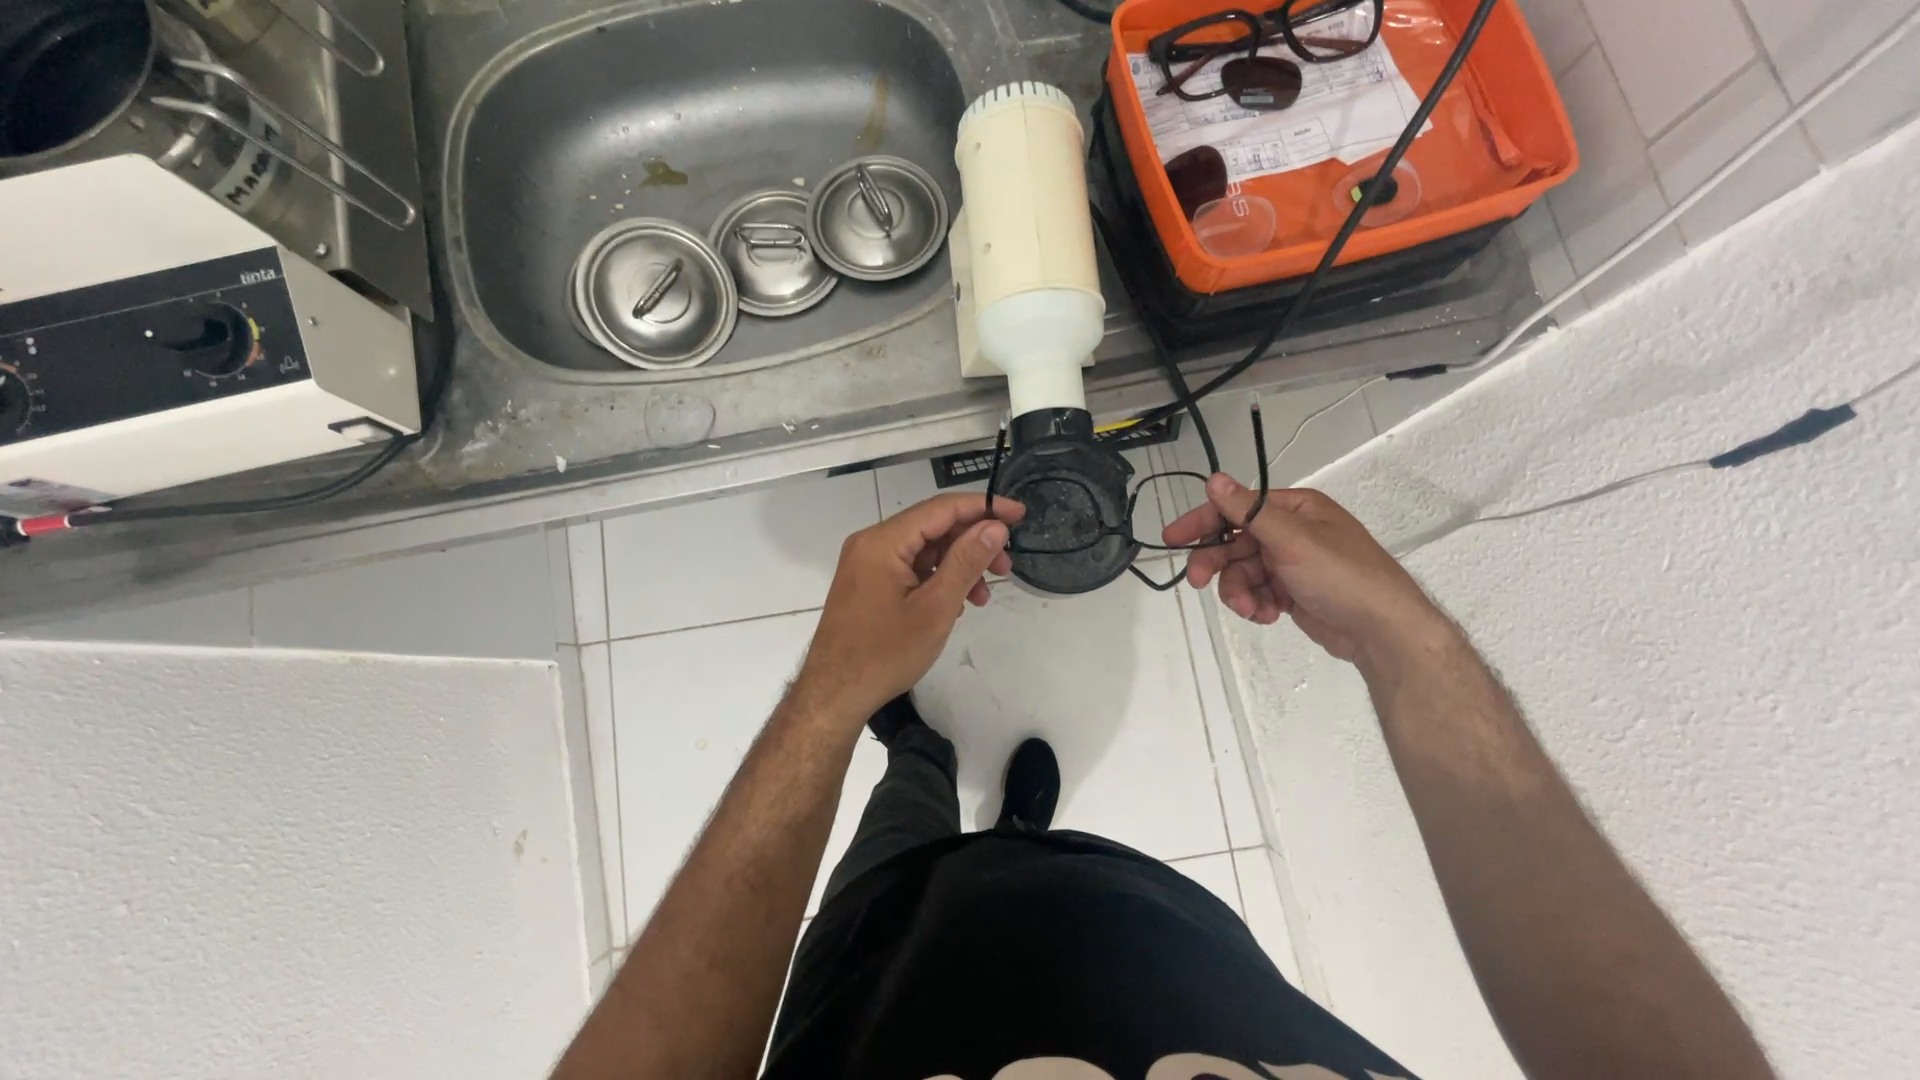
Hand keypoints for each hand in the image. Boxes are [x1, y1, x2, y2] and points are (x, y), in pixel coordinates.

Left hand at [793, 492, 1024, 723]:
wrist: (834, 694)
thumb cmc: (885, 653)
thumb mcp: (935, 608)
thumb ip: (966, 562)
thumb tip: (995, 526)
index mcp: (883, 541)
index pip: (942, 508)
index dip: (984, 507)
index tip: (1019, 515)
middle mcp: (871, 543)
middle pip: (933, 526)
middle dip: (974, 542)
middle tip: (1006, 568)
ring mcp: (867, 563)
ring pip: (924, 549)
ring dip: (958, 565)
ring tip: (983, 597)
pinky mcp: (867, 583)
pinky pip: (910, 567)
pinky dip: (937, 579)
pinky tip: (956, 603)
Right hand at [1162, 474, 1451, 669]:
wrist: (1382, 630)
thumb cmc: (1341, 576)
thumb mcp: (1292, 539)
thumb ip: (1248, 510)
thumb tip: (1214, 478)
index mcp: (1294, 509)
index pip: (1236, 508)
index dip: (1202, 521)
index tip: (1172, 538)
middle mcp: (1291, 532)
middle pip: (1234, 542)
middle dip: (1218, 564)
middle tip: (1198, 583)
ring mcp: (1291, 563)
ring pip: (1242, 572)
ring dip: (1239, 592)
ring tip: (1252, 609)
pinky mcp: (1292, 592)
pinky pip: (1258, 592)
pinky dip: (1256, 604)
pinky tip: (1268, 615)